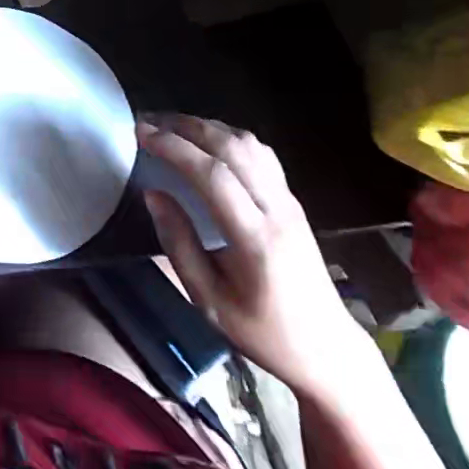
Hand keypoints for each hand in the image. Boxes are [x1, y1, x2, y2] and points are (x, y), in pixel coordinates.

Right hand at [139, 114, 365, 393]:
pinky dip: (229, 137)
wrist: (326, 347)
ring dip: (208, 127)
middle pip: (232, 147)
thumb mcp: (209, 302)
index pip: (212, 175)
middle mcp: (276, 210)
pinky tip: (208, 142)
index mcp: (254, 240)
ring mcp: (289, 201)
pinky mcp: (293, 200)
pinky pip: (261, 154)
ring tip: (172, 127)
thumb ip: (179, 244)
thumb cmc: (262, 332)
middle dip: (187, 127)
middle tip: (150, 122)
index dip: (174, 148)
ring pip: (249, 144)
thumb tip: (153, 194)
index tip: (141, 135)